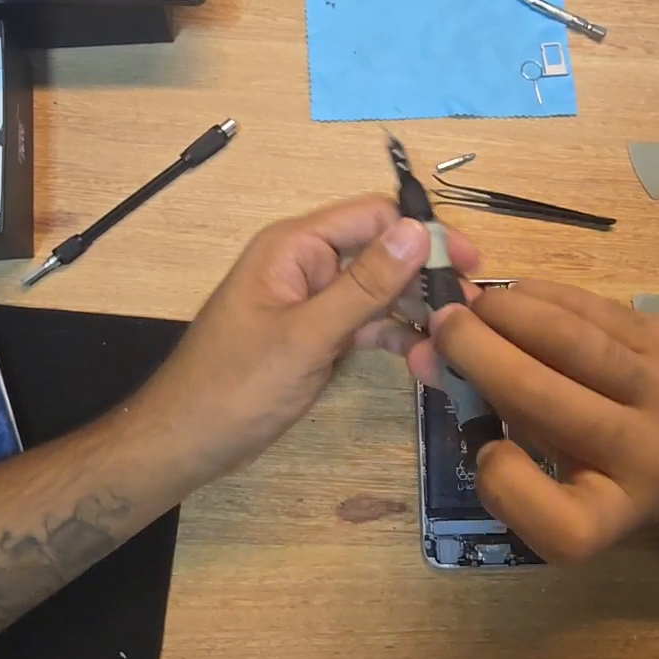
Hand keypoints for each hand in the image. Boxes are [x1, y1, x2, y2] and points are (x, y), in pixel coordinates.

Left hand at [135, 195, 478, 474]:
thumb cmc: (237, 386)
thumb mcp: (307, 335)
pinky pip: (366, 323)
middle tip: (471, 312)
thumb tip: (419, 230)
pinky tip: (424, 360)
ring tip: (454, 343)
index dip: (424, 234)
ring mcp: (313, 301)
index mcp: (296, 246)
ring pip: (379, 291)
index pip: (373, 217)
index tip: (471, 266)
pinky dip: (394, 337)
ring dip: (416, 312)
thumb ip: (365, 284)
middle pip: (380, 252)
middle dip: (426, 278)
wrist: (187, 442)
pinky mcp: (318, 334)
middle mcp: (307, 263)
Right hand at [411, 280, 658, 562]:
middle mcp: (652, 454)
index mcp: (623, 511)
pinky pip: (591, 306)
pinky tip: (512, 297)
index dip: (505, 486)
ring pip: (568, 338)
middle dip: (476, 354)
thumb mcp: (581, 475)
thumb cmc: (638, 471)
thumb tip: (427, 357)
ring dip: (503, 312)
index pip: (563, 526)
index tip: (486, 450)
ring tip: (468, 304)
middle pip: (545, 399)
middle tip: (438, 325)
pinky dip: (538, 296)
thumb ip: (505, 427)